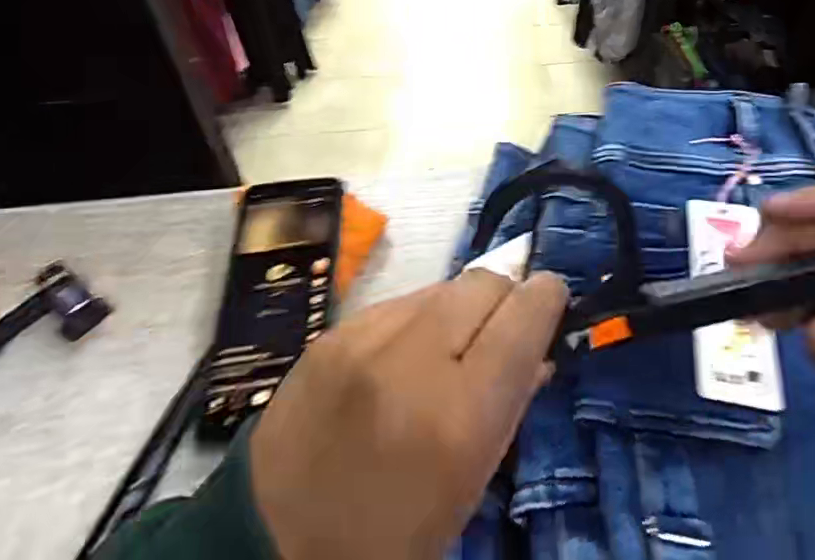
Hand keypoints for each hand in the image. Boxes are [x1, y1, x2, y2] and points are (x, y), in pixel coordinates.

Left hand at [248, 270, 569, 559]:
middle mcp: (414, 362)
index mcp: (460, 414)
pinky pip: (402, 302)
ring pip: (445, 285)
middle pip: (487, 282)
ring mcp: (364, 341)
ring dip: (461, 309)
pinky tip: (402, 358)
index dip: (547, 299)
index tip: (549, 306)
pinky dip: (418, 320)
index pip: (526, 312)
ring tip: (447, 350)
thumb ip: (511, 403)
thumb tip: (538, 348)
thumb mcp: (469, 484)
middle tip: (497, 336)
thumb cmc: (389, 535)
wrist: (265, 549)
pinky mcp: (331, 334)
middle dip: (505, 300)